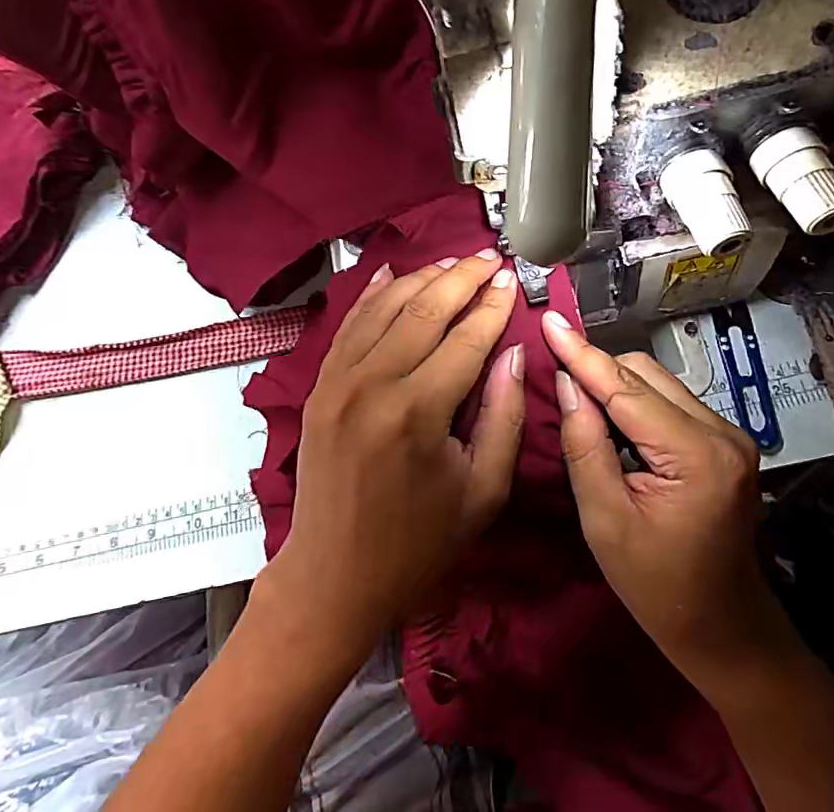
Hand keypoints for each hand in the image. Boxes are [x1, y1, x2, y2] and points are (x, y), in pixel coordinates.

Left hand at [272, 250, 526, 645]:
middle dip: (462, 278)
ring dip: (422, 279)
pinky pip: (349, 326)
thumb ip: (503, 417)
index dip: (493, 307)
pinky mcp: (320, 388)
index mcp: (417, 413)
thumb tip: (513, 353)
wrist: (335, 575)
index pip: (465, 339)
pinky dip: (372, 296)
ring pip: (384, 308)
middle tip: (489, 258)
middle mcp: (372, 386)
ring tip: (453, 262)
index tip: (512, 282)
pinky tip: (392, 273)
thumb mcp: (482, 490)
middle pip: (424, 310)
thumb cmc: (418, 543)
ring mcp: (338, 383)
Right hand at [540, 310, 789, 688]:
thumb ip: (585, 445)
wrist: (722, 626)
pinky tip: (611, 421)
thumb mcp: (604, 520)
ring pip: (659, 382)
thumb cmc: (656, 586)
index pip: (627, 388)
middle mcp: (723, 432)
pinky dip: (635, 403)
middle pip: (646, 374)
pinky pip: (670, 402)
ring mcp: (730, 434)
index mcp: (696, 455)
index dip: (582, 353)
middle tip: (553, 376)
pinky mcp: (726, 441)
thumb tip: (568, 383)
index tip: (549, 321)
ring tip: (577, 401)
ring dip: (615, 385)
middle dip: (597, 370)